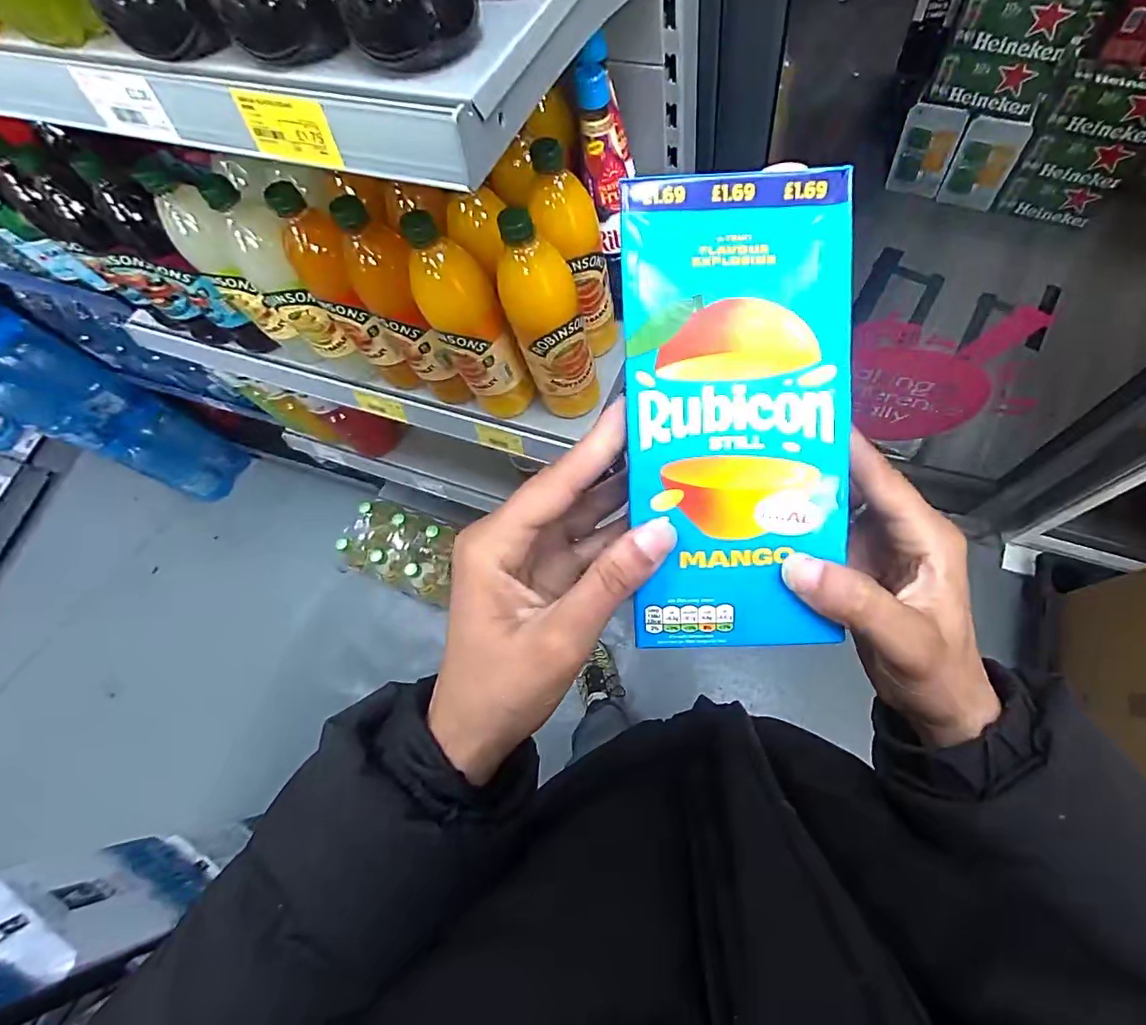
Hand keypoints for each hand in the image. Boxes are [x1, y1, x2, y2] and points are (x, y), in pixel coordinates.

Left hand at [428, 400, 675, 783]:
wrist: (474, 736)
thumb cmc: (503, 688)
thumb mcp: (559, 638)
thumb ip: (611, 582)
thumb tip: (664, 529)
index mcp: (496, 543)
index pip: (553, 485)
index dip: (594, 447)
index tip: (629, 410)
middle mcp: (512, 540)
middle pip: (570, 495)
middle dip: (615, 464)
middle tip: (662, 431)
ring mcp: (531, 559)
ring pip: (583, 521)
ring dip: (623, 499)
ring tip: (671, 466)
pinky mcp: (548, 579)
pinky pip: (589, 550)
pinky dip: (620, 540)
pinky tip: (657, 521)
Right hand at [780, 437, 999, 746]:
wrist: (939, 711)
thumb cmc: (937, 672)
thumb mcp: (904, 638)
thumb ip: (854, 601)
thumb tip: (794, 563)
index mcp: (925, 536)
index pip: (884, 480)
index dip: (849, 448)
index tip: (808, 420)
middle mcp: (898, 535)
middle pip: (853, 492)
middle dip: (811, 470)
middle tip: (763, 450)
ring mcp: (873, 555)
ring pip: (832, 519)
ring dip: (797, 506)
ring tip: (752, 484)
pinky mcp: (854, 575)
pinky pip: (820, 548)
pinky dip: (793, 542)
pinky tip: (760, 537)